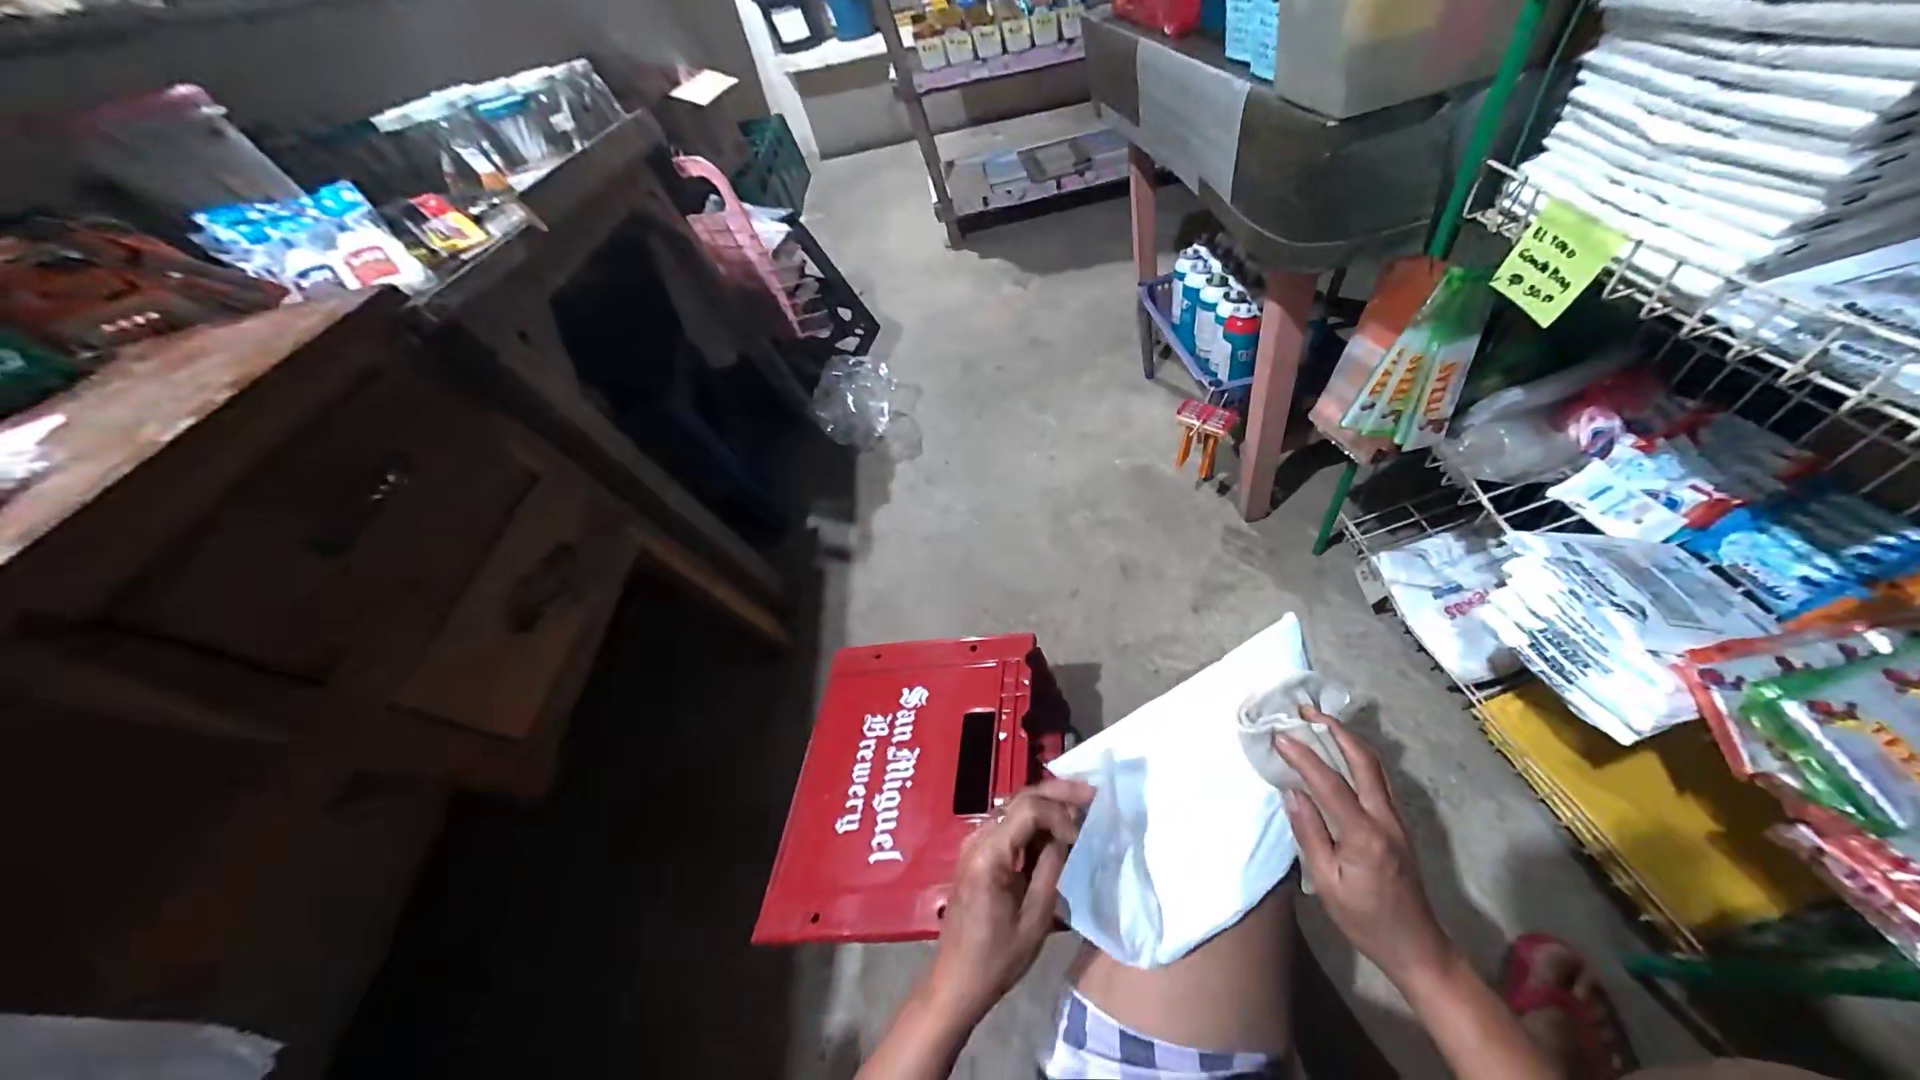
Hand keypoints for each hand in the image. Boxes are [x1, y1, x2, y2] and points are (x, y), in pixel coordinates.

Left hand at [926, 777, 1095, 1021]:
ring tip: (1080, 808)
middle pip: (1020, 798)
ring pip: (1014, 807)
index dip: (1060, 814)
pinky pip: (1008, 824)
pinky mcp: (977, 852)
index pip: (1028, 808)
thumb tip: (1068, 834)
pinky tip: (1057, 827)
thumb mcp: (1035, 918)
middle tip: (1092, 794)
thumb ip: (1052, 868)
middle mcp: (977, 837)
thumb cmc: (997, 958)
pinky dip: (1034, 820)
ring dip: (1047, 803)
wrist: (956, 980)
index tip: (1081, 837)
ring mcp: (974, 842)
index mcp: (988, 852)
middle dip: (1057, 793)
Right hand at [1274, 711, 1454, 989]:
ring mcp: (1396, 820)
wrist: (1418, 948)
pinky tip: (1338, 753)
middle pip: (1363, 761)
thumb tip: (1292, 792)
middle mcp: (1386, 819)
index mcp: (1365, 835)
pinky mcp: (1397, 825)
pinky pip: (1376, 779)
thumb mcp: (1326, 882)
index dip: (1304, 756)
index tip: (1280, 735)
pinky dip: (1355, 757)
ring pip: (1374, 767)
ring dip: (1347, 739)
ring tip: (1318, 723)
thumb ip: (1309, 833)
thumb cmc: (1365, 921)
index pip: (1330, 784)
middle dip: (1334, 731)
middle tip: (1305, 712)